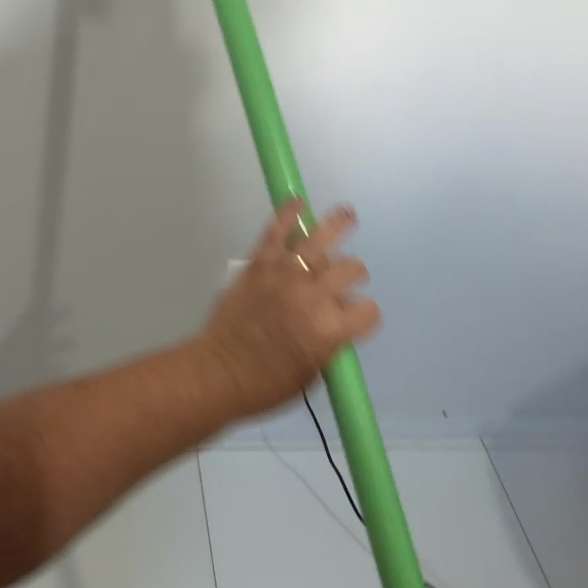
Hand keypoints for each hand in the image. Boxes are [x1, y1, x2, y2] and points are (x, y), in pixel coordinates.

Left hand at [195, 201, 380, 418]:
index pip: (368, 311)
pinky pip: (275, 232)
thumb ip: (329, 342)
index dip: (365, 313)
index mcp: (332, 330)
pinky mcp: (259, 265)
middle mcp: (314, 297)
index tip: (358, 315)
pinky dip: (287, 214)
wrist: (220, 371)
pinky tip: (298, 203)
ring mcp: (285, 276)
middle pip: (349, 270)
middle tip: (347, 276)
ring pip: (318, 241)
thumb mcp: (312, 374)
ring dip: (337, 225)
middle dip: (353, 274)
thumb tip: (333, 320)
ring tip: (347, 215)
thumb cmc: (267, 385)